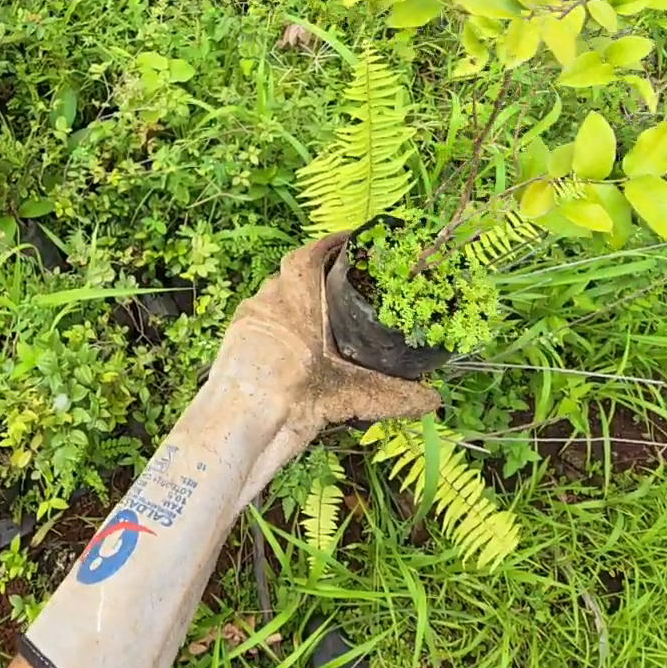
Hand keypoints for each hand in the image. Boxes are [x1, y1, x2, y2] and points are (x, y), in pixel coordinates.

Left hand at [213, 233, 440, 500]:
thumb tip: (431, 401)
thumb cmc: (292, 396)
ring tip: (322, 318)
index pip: (313, 252)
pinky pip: (261, 323)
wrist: (237, 426)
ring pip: (276, 299)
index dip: (333, 244)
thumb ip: (394, 396)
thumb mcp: (350, 395)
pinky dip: (280, 327)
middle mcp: (269, 297)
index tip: (353, 241)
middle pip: (294, 273)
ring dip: (297, 303)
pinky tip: (296, 347)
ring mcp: (248, 318)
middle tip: (344, 284)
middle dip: (318, 276)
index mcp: (295, 292)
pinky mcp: (235, 340)